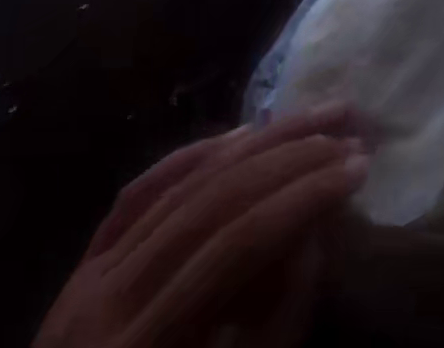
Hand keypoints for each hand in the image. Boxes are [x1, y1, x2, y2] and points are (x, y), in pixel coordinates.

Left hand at [35, 104, 368, 347]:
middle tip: (349, 131)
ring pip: (184, 182)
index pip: (238, 242)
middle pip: (214, 199)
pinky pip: (139, 192)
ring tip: (313, 118)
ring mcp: (87, 277)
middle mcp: (106, 297)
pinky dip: (191, 157)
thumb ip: (276, 323)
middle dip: (291, 158)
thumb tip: (315, 233)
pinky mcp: (84, 267)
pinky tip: (240, 134)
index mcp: (142, 343)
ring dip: (258, 142)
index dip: (304, 197)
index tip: (360, 166)